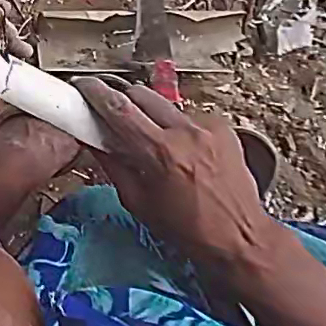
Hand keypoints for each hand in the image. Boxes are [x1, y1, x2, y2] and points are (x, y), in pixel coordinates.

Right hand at [74, 78, 278, 269]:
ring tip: (154, 140)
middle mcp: (184, 133)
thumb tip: (93, 141)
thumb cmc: (187, 229)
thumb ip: (113, 166)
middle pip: (141, 94)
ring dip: (151, 115)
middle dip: (123, 100)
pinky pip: (189, 115)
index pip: (118, 108)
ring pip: (165, 104)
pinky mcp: (223, 128)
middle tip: (115, 115)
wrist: (240, 239)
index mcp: (159, 153)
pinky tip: (182, 148)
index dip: (95, 92)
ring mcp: (207, 128)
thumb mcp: (138, 202)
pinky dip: (178, 126)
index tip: (84, 86)